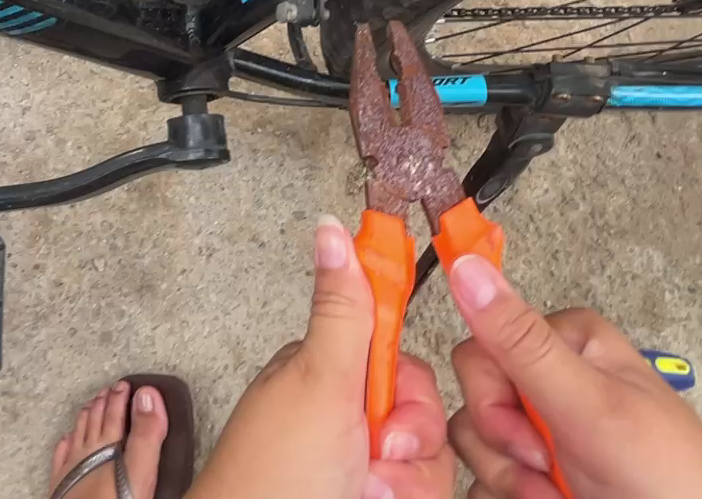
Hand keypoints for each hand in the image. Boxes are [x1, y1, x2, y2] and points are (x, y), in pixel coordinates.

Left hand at [188, 215, 456, 498]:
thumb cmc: (272, 478)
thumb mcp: (317, 382)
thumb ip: (341, 310)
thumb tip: (332, 228)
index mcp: (331, 371)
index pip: (402, 358)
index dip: (409, 391)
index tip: (390, 420)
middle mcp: (349, 414)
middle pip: (423, 414)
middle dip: (408, 444)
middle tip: (371, 455)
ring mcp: (362, 460)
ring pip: (429, 463)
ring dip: (404, 486)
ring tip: (361, 490)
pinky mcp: (378, 492)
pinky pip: (422, 493)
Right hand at [444, 255, 701, 498]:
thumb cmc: (672, 486)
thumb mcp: (592, 409)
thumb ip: (522, 341)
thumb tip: (465, 264)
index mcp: (562, 343)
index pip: (480, 343)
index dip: (491, 395)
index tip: (528, 436)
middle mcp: (547, 379)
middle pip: (475, 396)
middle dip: (503, 446)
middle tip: (550, 475)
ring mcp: (541, 430)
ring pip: (473, 441)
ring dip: (508, 481)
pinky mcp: (534, 474)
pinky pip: (481, 477)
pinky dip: (505, 496)